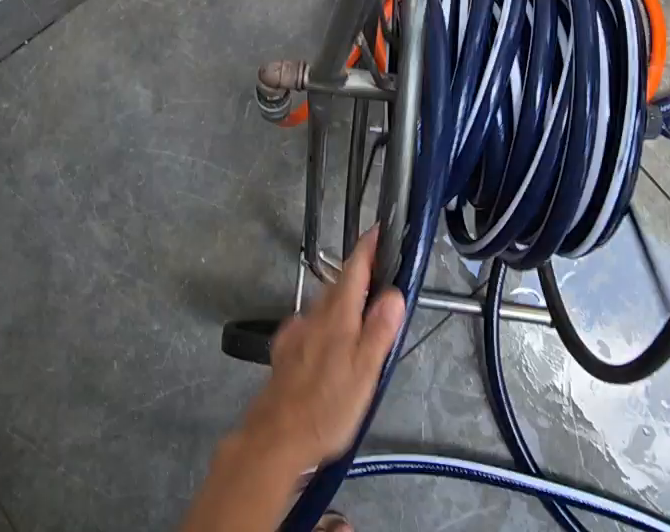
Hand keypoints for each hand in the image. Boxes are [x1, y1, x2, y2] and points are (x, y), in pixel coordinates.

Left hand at [235, 227, 404, 473]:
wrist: (275, 439)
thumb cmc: (326, 408)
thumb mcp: (364, 372)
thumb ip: (379, 330)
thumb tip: (394, 293)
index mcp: (336, 316)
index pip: (354, 269)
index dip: (368, 248)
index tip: (379, 230)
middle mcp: (312, 317)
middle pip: (338, 285)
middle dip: (358, 276)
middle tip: (380, 276)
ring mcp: (296, 334)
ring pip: (323, 305)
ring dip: (342, 300)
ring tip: (361, 311)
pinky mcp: (286, 353)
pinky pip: (310, 325)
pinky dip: (325, 323)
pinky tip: (328, 341)